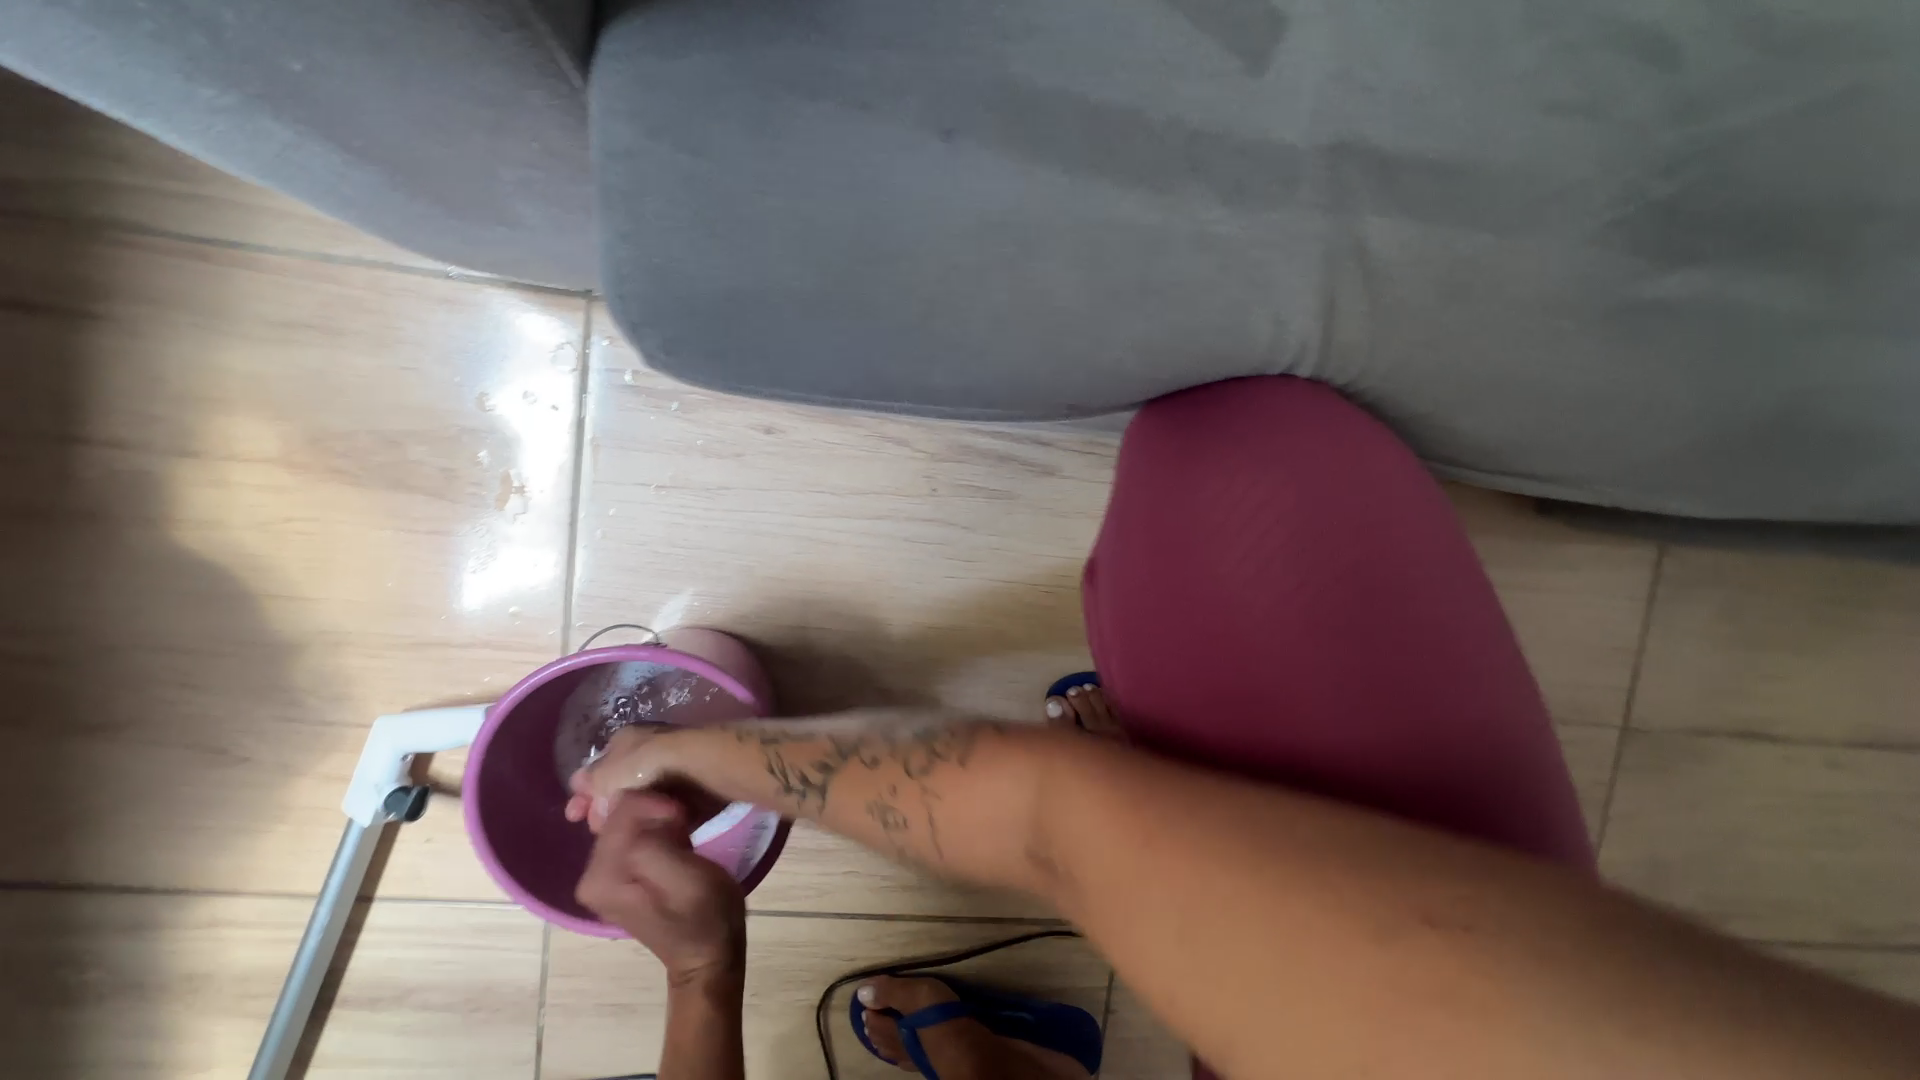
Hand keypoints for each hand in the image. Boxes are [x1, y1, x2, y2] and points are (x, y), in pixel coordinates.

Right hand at [565, 724, 690, 831]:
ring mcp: (670, 772)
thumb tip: (588, 793)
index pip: (596, 769)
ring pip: (642, 802)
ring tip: (622, 835)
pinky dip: (656, 822)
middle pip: (618, 787)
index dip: (582, 794)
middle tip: (598, 828)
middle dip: (604, 810)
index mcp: (625, 741)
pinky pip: (665, 811)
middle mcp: (648, 752)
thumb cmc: (647, 765)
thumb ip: (592, 783)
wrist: (699, 767)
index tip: (574, 817)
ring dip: (630, 819)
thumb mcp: (607, 772)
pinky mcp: (690, 792)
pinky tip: (648, 834)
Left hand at [575, 789, 746, 986]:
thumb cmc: (706, 916)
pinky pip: (631, 834)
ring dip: (658, 820)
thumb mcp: (688, 878)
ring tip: (683, 836)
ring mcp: (600, 878)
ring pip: (627, 821)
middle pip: (620, 814)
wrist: (707, 955)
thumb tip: (642, 815)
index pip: (622, 809)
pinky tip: (674, 843)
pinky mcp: (615, 877)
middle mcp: (590, 877)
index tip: (684, 820)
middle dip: (656, 812)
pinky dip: (655, 830)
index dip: (659, 806)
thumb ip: (655, 844)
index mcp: (601, 878)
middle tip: (686, 828)